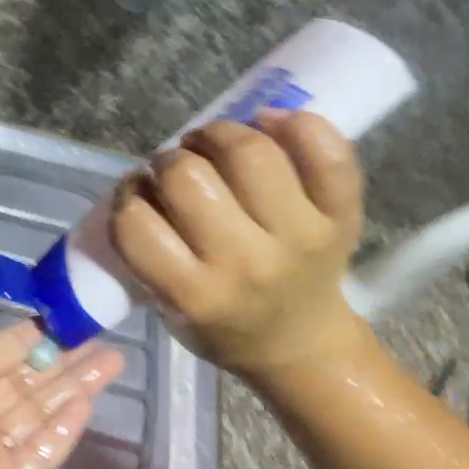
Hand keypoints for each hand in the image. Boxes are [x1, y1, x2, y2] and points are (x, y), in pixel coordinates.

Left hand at [0, 322, 124, 468]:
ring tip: (108, 363)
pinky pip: (38, 456)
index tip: (52, 322)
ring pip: (34, 416)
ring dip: (70, 389)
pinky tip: (86, 407)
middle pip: (16, 386)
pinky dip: (61, 433)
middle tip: (96, 337)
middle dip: (55, 362)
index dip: (15, 344)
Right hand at [111, 111, 372, 377]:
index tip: (136, 194)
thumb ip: (151, 254)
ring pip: (251, 152)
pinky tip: (270, 124)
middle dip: (168, 161)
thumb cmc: (219, 326)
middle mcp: (247, 264)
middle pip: (187, 178)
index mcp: (195, 295)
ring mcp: (300, 237)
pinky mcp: (341, 217)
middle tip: (172, 168)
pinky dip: (298, 125)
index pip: (135, 225)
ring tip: (210, 144)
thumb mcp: (168, 308)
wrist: (298, 345)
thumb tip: (146, 180)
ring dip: (217, 134)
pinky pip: (328, 153)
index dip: (126, 196)